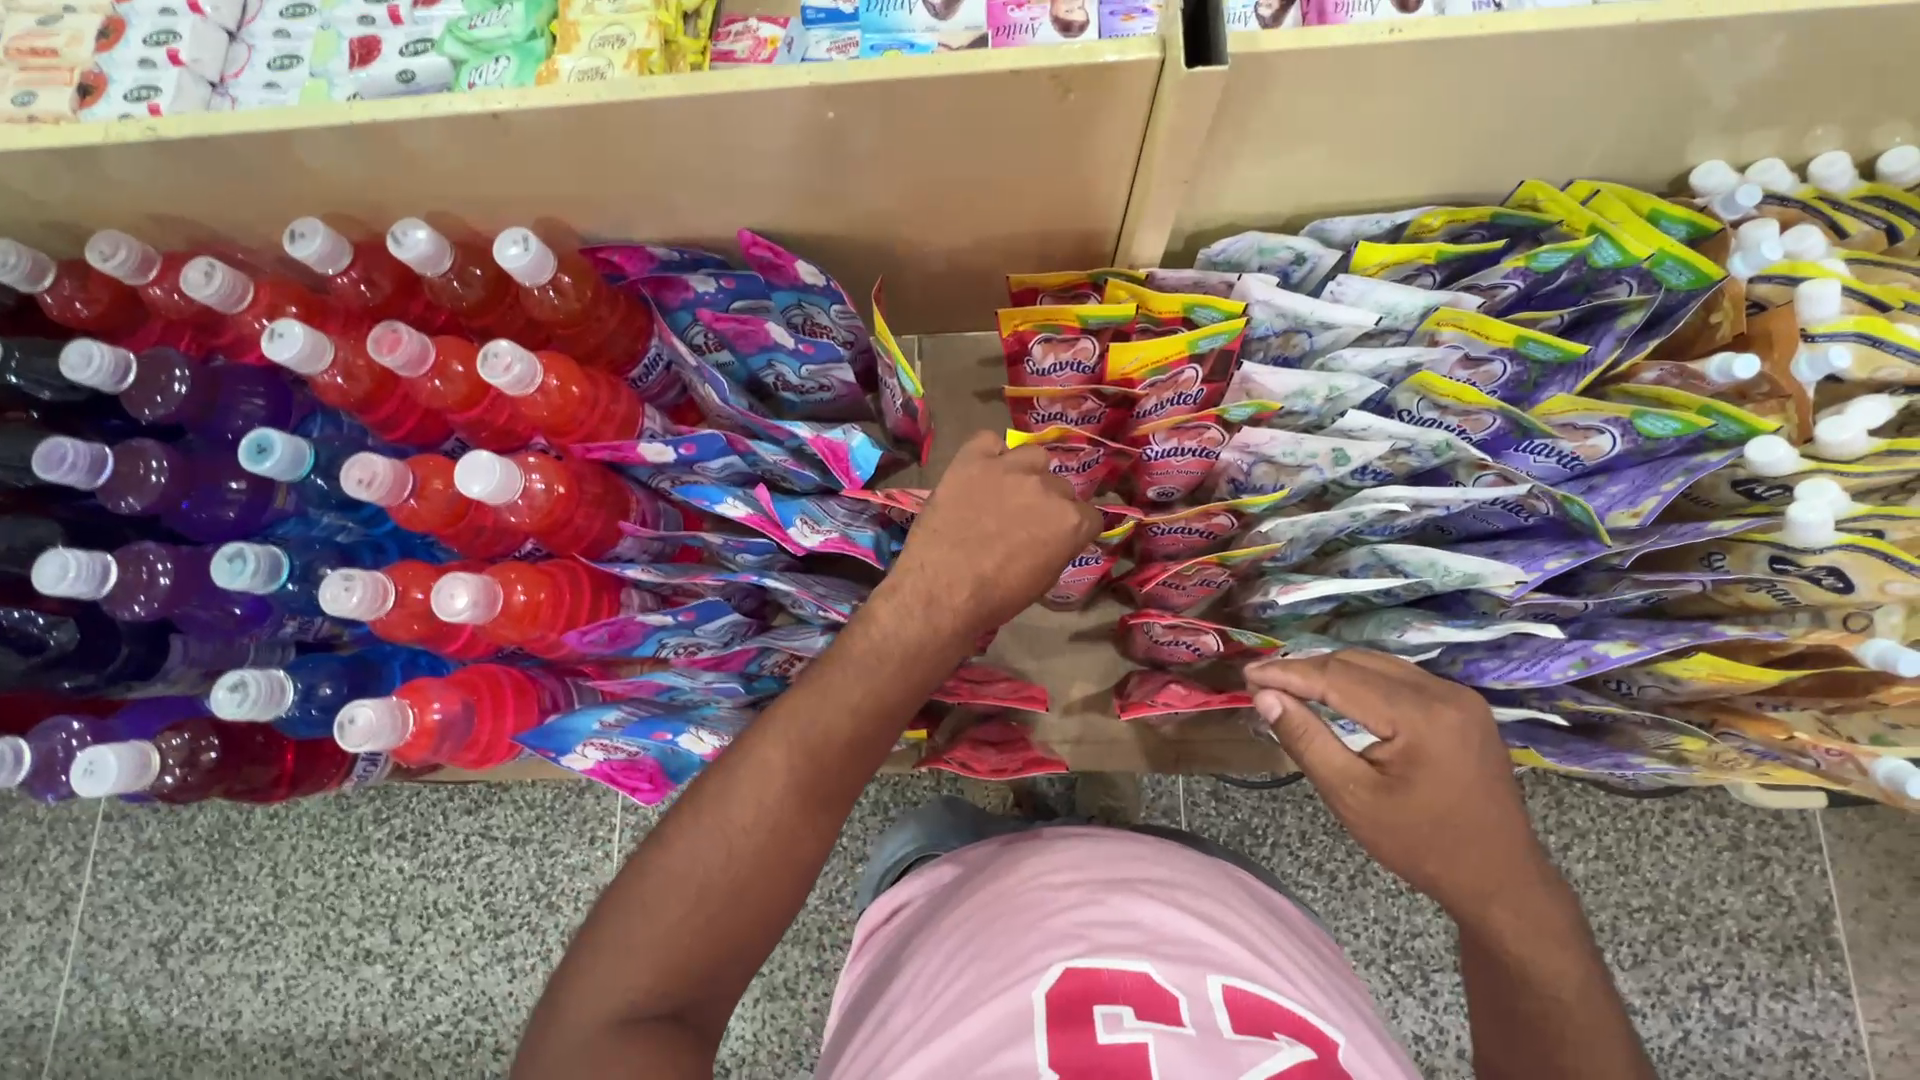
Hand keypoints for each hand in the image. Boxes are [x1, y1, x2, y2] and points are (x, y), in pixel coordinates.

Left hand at [885, 432, 1100, 638]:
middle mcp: (1048, 487)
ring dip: (1025, 472)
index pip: (1089, 515)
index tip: (1057, 537)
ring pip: (1033, 456)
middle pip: (1060, 486)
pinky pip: (988, 440)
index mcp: (1071, 521)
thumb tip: (1056, 537)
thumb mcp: (1043, 581)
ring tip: (1004, 492)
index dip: (1073, 528)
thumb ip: (1059, 548)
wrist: (940, 590)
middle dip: (1047, 503)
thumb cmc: (994, 598)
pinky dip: (987, 453)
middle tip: (1022, 521)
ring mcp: (1010, 468)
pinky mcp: (972, 459)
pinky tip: (979, 472)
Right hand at [1244, 649, 1555, 919]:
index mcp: (1421, 716)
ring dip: (1333, 672)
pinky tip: (1337, 695)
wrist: (1499, 878)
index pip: (1338, 677)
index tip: (1248, 675)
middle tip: (1263, 682)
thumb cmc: (1420, 844)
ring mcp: (1460, 697)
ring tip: (1291, 685)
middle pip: (1359, 663)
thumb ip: (1306, 740)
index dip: (1288, 673)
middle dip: (1307, 669)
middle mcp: (1445, 693)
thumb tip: (1265, 696)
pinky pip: (1400, 679)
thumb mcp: (1352, 796)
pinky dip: (1362, 681)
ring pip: (1379, 665)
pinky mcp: (1464, 707)